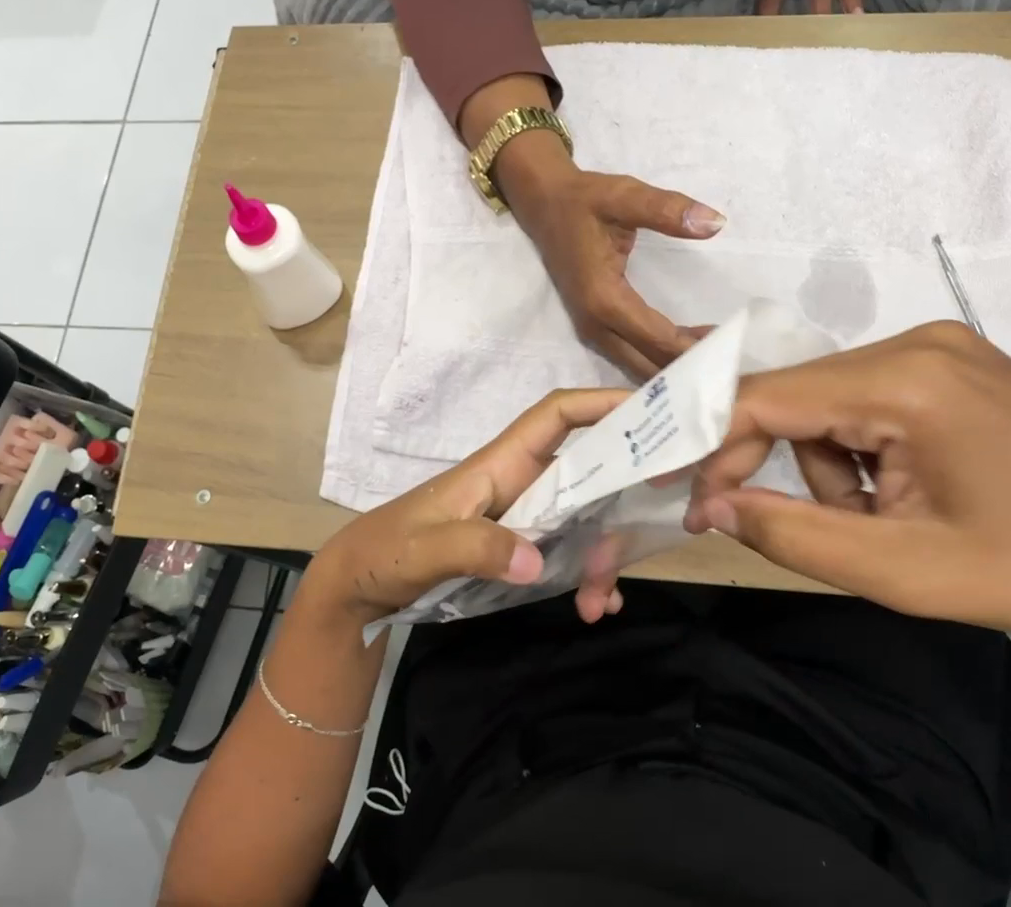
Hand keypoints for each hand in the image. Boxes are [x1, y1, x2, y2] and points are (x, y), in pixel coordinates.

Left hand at [303, 388, 629, 624]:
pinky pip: (570, 557)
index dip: (602, 403)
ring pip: (587, 522)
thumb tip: (536, 562)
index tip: (653, 412)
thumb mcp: (422, 550)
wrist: (357, 589)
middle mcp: (519, 485)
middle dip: (619, 507)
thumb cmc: (382, 553)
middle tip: (622, 554)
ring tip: (597, 602)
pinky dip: (588, 579)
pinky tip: (593, 607)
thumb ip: (474, 548)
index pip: (555, 416)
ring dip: (604, 558)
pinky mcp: (519, 553)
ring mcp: (523, 520)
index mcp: (498, 466)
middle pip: (589, 474)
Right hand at [504, 166, 723, 379]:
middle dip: (688, 369)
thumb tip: (715, 223)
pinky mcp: (592, 328)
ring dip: (674, 368)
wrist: (543, 204)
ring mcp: (591, 330)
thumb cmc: (584, 201)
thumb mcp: (624, 195)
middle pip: (648, 364)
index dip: (697, 350)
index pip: (658, 339)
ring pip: (637, 366)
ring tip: (718, 361)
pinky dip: (659, 361)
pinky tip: (689, 353)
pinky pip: (630, 356)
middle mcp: (594, 324)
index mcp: (603, 298)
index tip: (736, 353)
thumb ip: (667, 210)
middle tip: (735, 364)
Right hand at [681, 323, 1010, 659]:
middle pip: (795, 397)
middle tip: (795, 530)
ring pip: (829, 403)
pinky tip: (911, 493)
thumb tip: (708, 506)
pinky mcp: (959, 367)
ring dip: (831, 469)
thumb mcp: (900, 571)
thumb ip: (788, 534)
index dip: (711, 449)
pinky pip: (869, 401)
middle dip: (783, 467)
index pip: (765, 398)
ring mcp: (944, 349)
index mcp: (906, 379)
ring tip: (887, 522)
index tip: (688, 505)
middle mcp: (918, 342)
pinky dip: (864, 452)